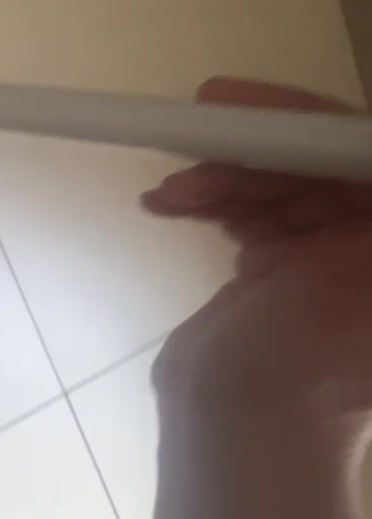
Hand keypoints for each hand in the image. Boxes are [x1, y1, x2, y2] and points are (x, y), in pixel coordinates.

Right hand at [142, 78, 371, 431]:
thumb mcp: (342, 271)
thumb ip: (351, 205)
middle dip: (257, 151)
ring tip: (168, 195)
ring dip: (222, 179)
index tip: (237, 103)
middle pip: (330, 167)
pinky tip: (166, 204)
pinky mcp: (290, 265)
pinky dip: (209, 201)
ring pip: (284, 184)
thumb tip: (351, 144)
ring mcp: (342, 255)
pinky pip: (253, 210)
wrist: (239, 416)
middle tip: (190, 134)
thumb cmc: (307, 354)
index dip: (313, 123)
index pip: (369, 157)